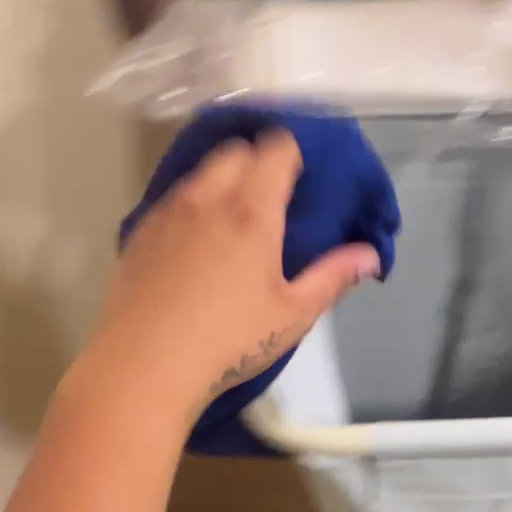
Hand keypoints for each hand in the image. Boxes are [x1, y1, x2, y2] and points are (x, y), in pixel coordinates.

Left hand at [86, 129, 380, 422]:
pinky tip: (201, 242)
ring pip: (202, 171)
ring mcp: (168, 211)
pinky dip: (196, 204)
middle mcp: (207, 197)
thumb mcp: (294, 315)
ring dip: (225, 179)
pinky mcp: (141, 231)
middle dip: (259, 161)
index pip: (276, 150)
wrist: (147, 362)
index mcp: (251, 212)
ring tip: (239, 218)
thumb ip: (333, 277)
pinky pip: (175, 198)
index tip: (305, 177)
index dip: (294, 153)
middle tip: (277, 197)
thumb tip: (370, 254)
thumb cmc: (231, 339)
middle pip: (236, 151)